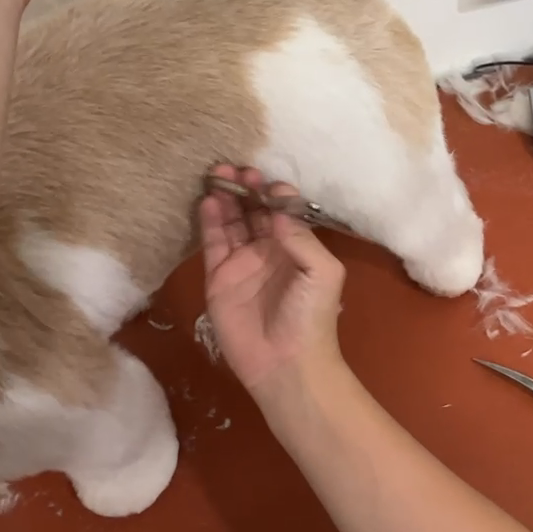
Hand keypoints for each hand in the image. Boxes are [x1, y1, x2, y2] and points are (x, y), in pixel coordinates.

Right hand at [200, 166, 346, 398]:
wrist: (285, 363)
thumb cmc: (311, 317)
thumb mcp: (323, 273)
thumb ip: (302, 238)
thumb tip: (276, 209)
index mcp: (298, 247)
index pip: (284, 211)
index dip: (276, 193)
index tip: (267, 181)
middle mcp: (269, 250)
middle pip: (255, 211)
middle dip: (248, 188)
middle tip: (236, 168)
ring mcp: (242, 263)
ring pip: (232, 222)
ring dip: (227, 198)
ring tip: (217, 173)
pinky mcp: (219, 277)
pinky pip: (212, 242)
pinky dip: (209, 220)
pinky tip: (208, 200)